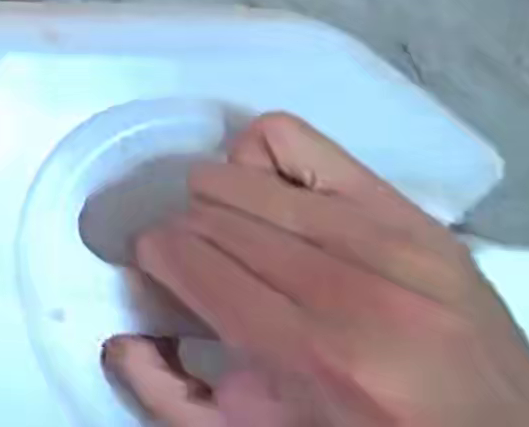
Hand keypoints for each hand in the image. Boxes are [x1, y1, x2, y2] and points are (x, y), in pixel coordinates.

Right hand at [103, 112, 528, 426]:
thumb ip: (163, 393)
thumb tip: (114, 333)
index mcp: (320, 356)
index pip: (176, 251)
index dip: (159, 268)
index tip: (175, 291)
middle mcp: (361, 293)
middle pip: (199, 212)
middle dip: (187, 242)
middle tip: (213, 277)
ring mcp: (397, 245)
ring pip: (226, 175)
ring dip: (218, 208)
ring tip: (248, 246)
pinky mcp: (413, 215)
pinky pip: (283, 135)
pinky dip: (256, 160)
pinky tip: (276, 203)